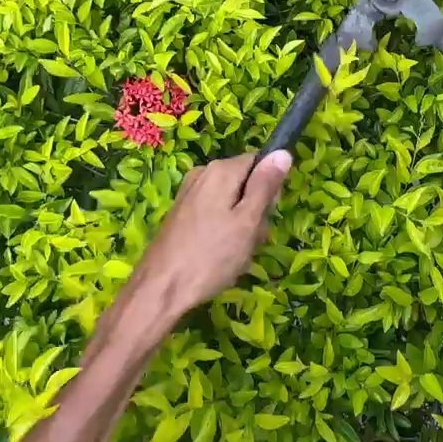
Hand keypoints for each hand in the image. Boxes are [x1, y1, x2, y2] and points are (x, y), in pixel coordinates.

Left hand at [122, 151, 292, 322]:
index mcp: (222, 170)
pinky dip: (222, 233)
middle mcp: (203, 173)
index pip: (260, 163)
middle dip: (255, 211)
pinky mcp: (182, 213)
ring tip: (236, 255)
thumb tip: (282, 152)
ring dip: (241, 227)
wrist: (160, 289)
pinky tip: (220, 257)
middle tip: (252, 241)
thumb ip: (265, 185)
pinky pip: (214, 214)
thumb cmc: (211, 256)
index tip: (267, 216)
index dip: (270, 189)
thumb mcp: (247, 221)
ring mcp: (190, 194)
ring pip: (230, 202)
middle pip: (245, 183)